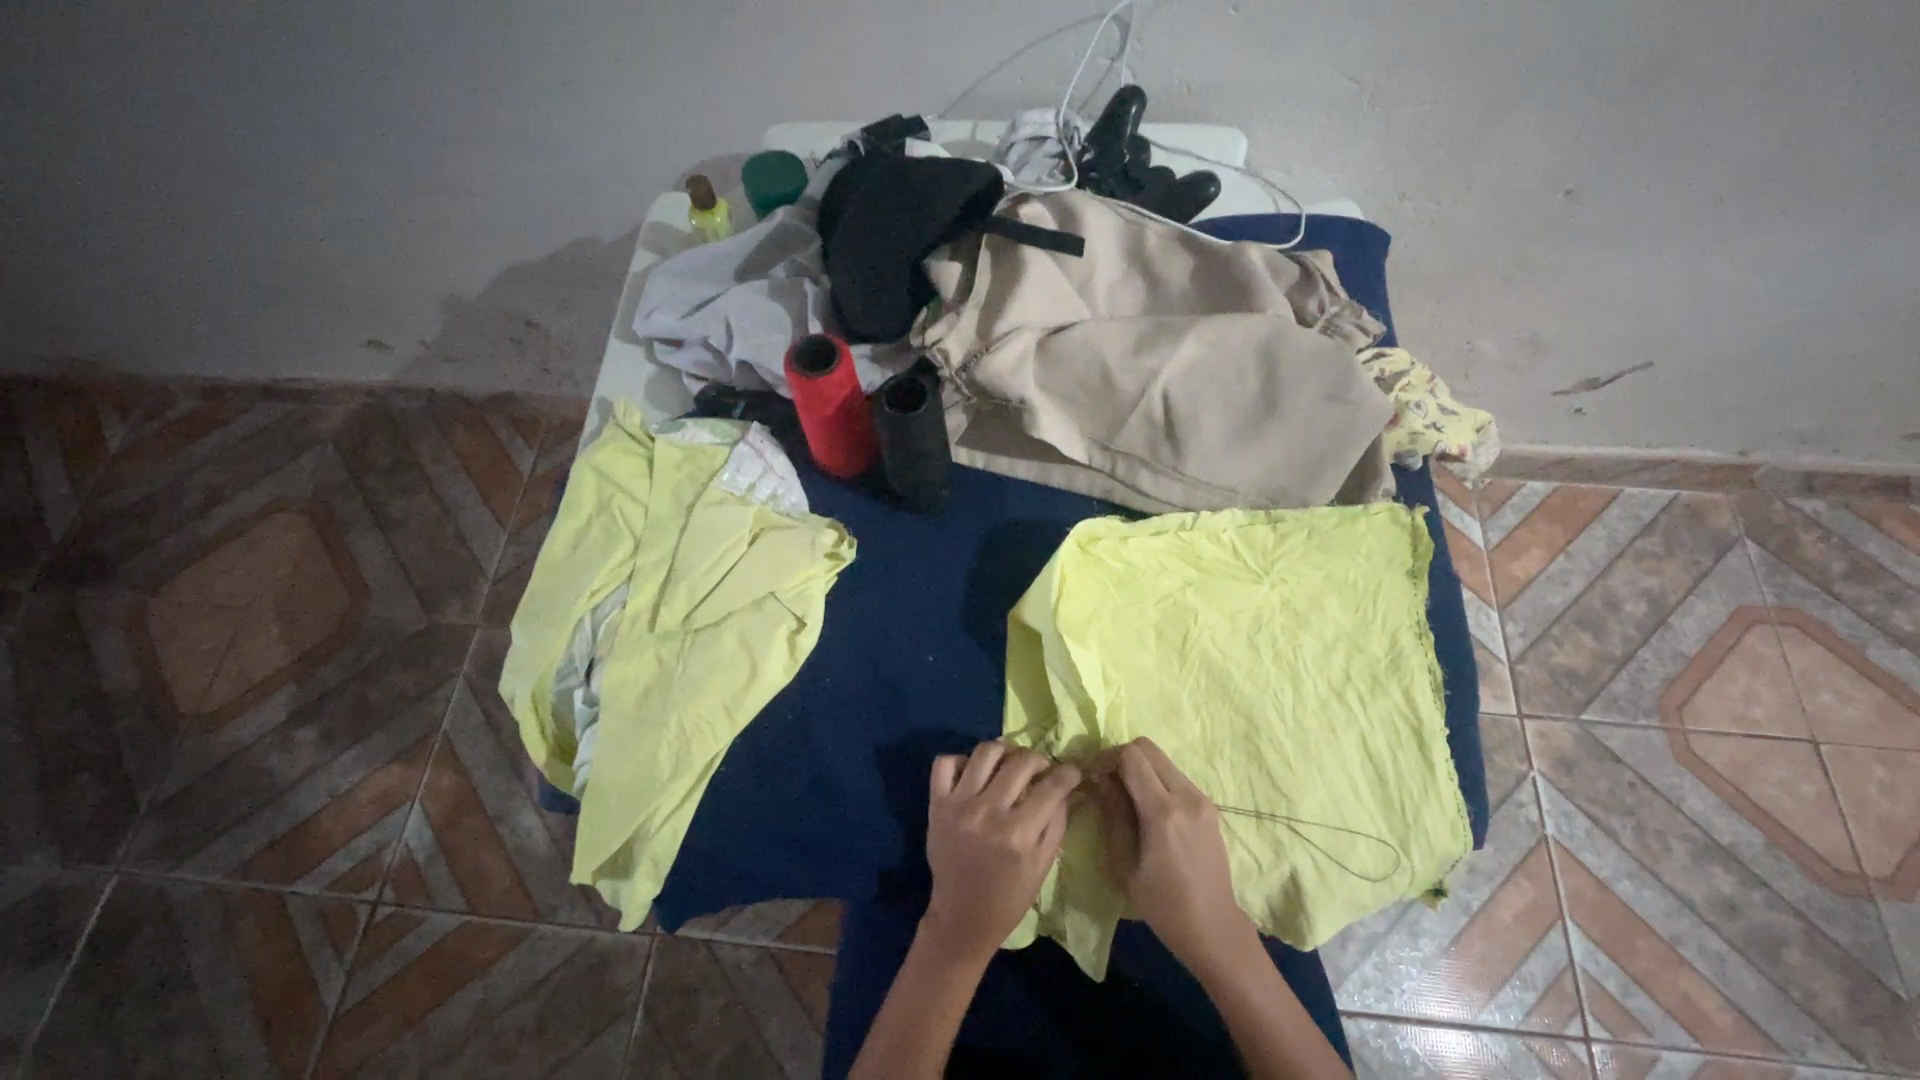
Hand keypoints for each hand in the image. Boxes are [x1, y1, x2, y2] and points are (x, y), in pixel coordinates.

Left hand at [923, 741, 1081, 961]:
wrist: (962, 916)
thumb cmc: (1009, 897)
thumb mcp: (1043, 865)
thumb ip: (1056, 822)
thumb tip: (1065, 787)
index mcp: (1019, 833)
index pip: (1052, 786)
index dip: (1069, 773)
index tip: (1071, 772)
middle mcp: (988, 813)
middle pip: (1021, 761)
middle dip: (1039, 759)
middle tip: (1041, 770)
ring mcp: (959, 805)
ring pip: (985, 752)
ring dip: (1005, 751)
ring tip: (1010, 763)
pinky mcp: (937, 804)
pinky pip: (944, 762)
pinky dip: (961, 760)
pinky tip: (974, 774)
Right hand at [1091, 737, 1258, 975]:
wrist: (1213, 926)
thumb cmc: (1163, 904)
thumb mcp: (1125, 864)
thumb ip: (1113, 815)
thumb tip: (1100, 779)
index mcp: (1164, 812)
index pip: (1132, 756)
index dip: (1106, 759)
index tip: (1092, 778)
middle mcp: (1187, 796)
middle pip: (1148, 748)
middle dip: (1121, 757)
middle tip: (1105, 781)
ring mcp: (1202, 799)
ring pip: (1163, 760)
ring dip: (1140, 768)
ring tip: (1124, 797)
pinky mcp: (1209, 807)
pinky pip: (1175, 777)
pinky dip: (1156, 780)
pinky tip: (1146, 808)